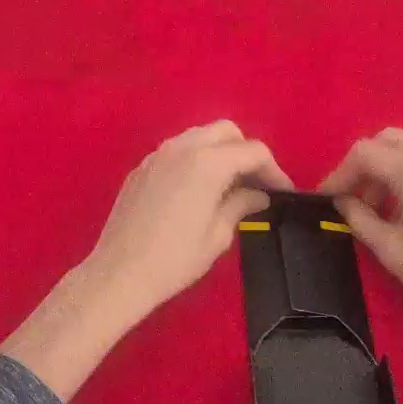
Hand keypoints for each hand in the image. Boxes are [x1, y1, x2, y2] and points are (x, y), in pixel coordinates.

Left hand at [83, 120, 292, 324]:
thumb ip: (241, 205)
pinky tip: (198, 190)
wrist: (119, 272)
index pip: (253, 151)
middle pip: (226, 132)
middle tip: (256, 183)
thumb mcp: (217, 235)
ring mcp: (158, 154)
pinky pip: (177, 150)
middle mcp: (182, 147)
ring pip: (199, 136)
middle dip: (246, 152)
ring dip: (220, 152)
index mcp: (207, 162)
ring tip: (230, 186)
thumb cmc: (175, 259)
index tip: (283, 193)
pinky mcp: (142, 167)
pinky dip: (196, 159)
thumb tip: (258, 195)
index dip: (273, 170)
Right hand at [320, 128, 402, 349]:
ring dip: (390, 169)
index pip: (366, 153)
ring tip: (381, 210)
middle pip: (390, 140)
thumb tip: (343, 202)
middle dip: (365, 164)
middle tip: (353, 199)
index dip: (340, 173)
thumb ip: (360, 219)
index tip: (327, 199)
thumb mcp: (392, 252)